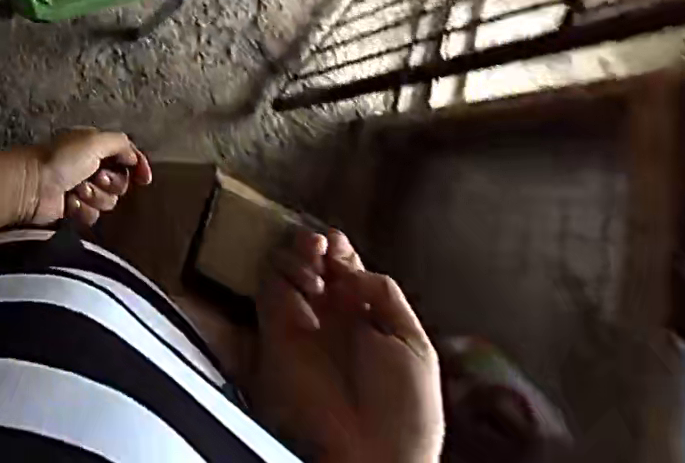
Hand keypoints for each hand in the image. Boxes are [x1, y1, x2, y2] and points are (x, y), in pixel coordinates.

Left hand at [18, 129, 153, 226]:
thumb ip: (120, 144)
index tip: (143, 178)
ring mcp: (82, 188)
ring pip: (108, 202)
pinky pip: (93, 216)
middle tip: (94, 177)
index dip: (137, 166)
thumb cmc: (62, 159)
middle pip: (120, 183)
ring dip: (94, 197)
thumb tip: (135, 158)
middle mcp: (90, 165)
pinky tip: (69, 203)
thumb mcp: (94, 141)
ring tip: (76, 190)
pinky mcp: (73, 209)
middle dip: (110, 183)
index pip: (125, 156)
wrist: (33, 186)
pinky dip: (82, 210)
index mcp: (94, 146)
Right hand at [252, 229, 443, 462]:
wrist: (370, 452)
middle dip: (315, 242)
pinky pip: (269, 284)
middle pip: (313, 259)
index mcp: (364, 315)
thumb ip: (386, 295)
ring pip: (287, 264)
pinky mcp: (273, 324)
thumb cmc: (404, 408)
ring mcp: (299, 317)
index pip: (344, 267)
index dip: (340, 249)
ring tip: (315, 263)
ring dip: (298, 253)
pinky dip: (284, 274)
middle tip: (321, 244)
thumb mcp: (415, 347)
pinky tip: (308, 287)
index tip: (338, 242)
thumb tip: (351, 268)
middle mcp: (329, 311)